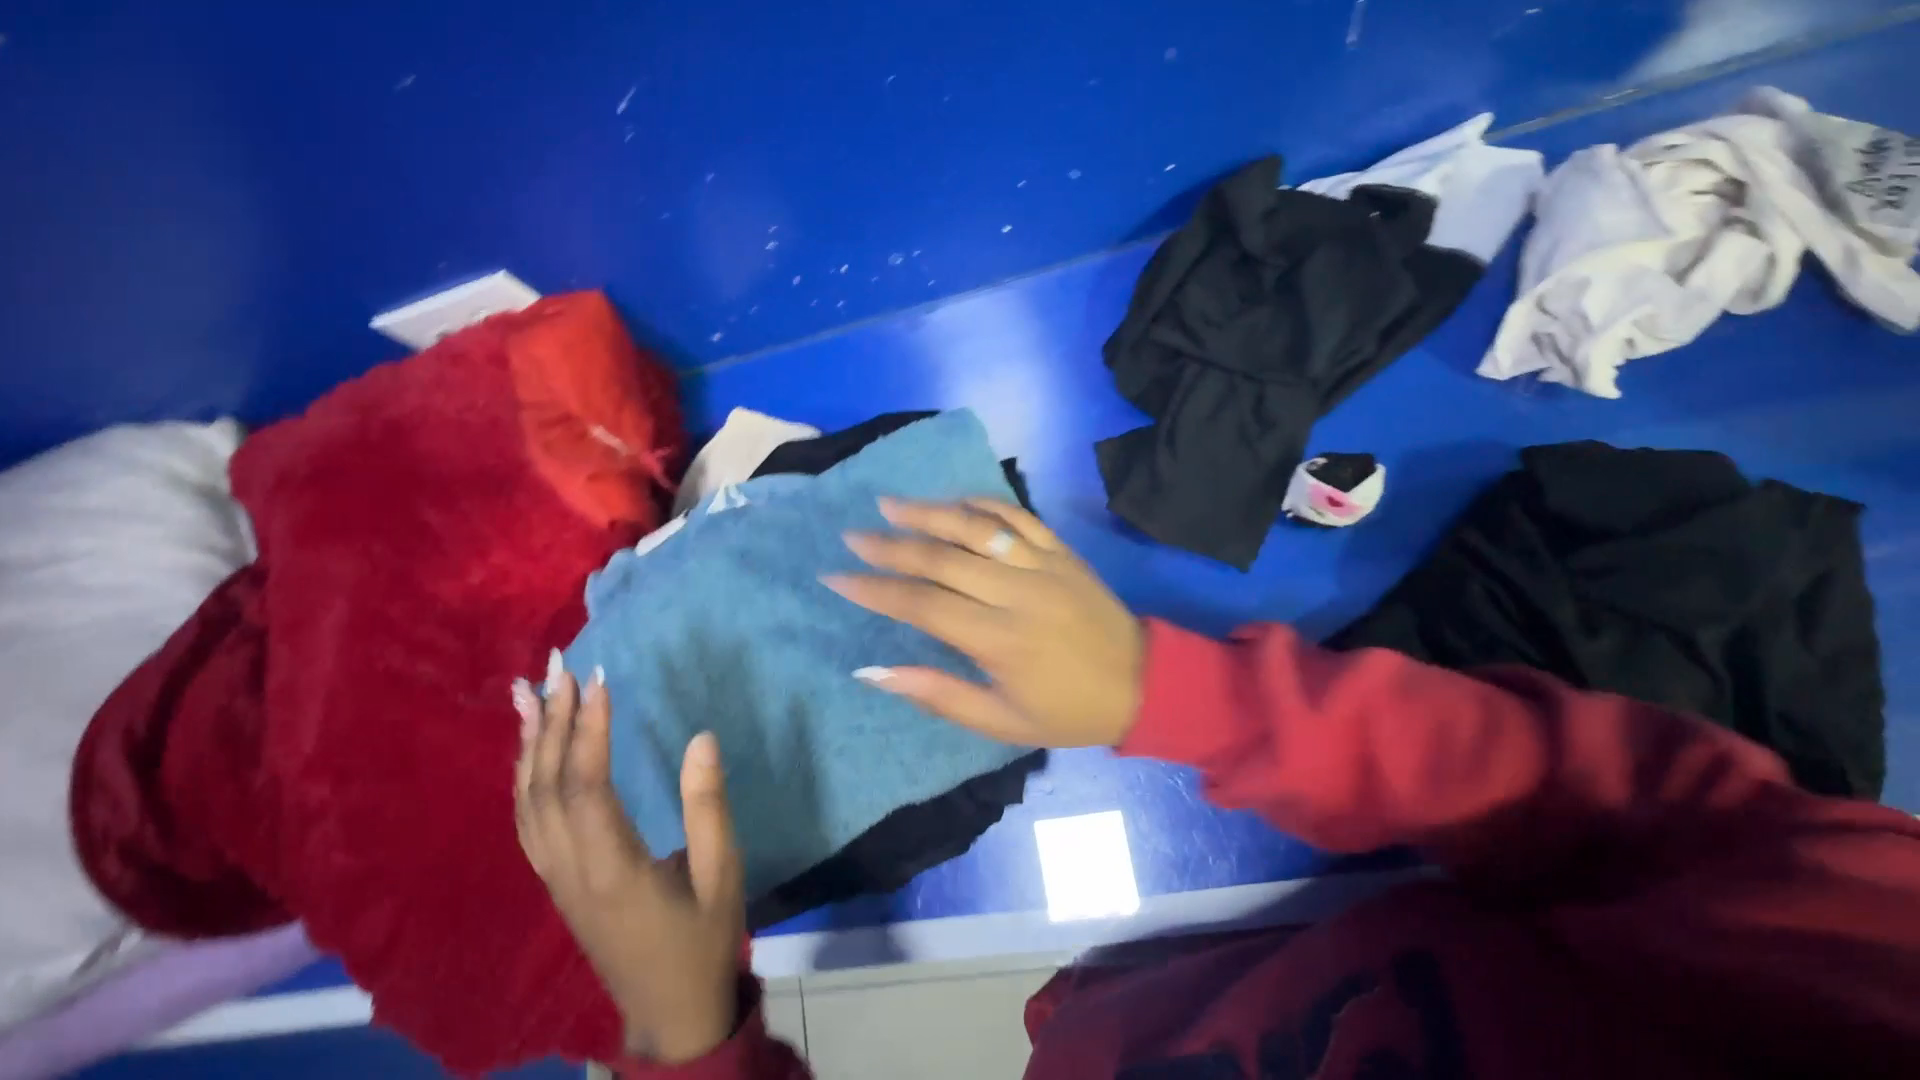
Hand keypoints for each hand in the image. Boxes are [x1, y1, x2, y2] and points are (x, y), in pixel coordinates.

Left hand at [513, 652, 744, 1062]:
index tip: (599, 678)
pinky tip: (531, 751)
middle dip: (553, 720)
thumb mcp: (722, 874)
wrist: (669, 1012)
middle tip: (556, 664)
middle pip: (547, 784)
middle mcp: (570, 868)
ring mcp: (555, 878)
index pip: (587, 784)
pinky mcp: (556, 882)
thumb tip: (702, 738)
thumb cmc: (704, 940)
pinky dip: (524, 777)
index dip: (589, 729)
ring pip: (527, 802)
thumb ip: (709, 808)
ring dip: (529, 744)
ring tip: (528, 693)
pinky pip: (527, 822)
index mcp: (612, 866)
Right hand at [823, 497, 1144, 746]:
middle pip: (942, 559)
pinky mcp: (1062, 551)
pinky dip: (983, 503)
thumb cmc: (1066, 711)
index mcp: (998, 640)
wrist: (1143, 683)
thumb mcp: (1002, 722)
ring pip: (976, 527)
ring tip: (889, 504)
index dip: (876, 590)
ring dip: (929, 512)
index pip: (922, 605)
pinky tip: (953, 500)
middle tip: (852, 536)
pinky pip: (1018, 516)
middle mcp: (1016, 592)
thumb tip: (873, 672)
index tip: (838, 578)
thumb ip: (938, 695)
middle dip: (890, 546)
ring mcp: (1042, 564)